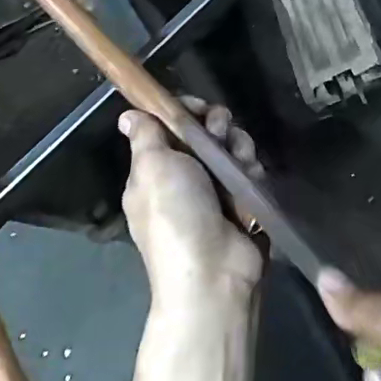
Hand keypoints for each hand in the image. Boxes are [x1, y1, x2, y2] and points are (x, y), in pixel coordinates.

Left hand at [117, 99, 263, 309]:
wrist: (213, 272)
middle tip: (219, 136)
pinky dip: (251, 170)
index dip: (186, 110)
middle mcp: (185, 176)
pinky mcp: (242, 199)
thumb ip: (146, 137)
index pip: (171, 124)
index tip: (199, 108)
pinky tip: (250, 181)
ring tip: (239, 166)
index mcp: (156, 171)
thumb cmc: (177, 217)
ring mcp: (215, 188)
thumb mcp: (153, 170)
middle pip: (207, 131)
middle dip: (218, 127)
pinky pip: (250, 168)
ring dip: (238, 148)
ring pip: (233, 147)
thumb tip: (128, 116)